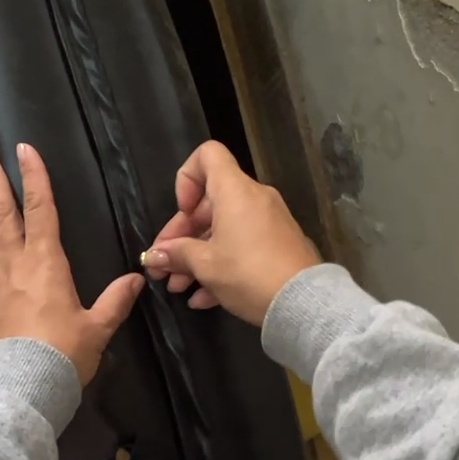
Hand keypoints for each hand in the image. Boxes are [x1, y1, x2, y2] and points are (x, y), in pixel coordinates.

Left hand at [0, 144, 144, 384]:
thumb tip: (137, 279)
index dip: (34, 178)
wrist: (27, 388)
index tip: (24, 150)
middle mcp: (17, 266)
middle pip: (4, 216)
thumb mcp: (99, 327)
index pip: (41, 210)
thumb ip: (116, 300)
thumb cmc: (65, 354)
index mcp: (47, 263)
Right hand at [140, 141, 319, 325]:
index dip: (186, 178)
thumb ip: (176, 255)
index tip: (183, 212)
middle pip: (210, 203)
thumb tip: (153, 256)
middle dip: (182, 235)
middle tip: (163, 266)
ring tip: (177, 287)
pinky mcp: (278, 245)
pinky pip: (242, 246)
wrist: (305, 304)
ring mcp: (269, 222)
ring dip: (197, 256)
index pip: (208, 155)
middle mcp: (254, 199)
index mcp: (235, 191)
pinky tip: (202, 298)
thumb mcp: (205, 265)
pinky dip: (221, 264)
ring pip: (224, 230)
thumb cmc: (248, 274)